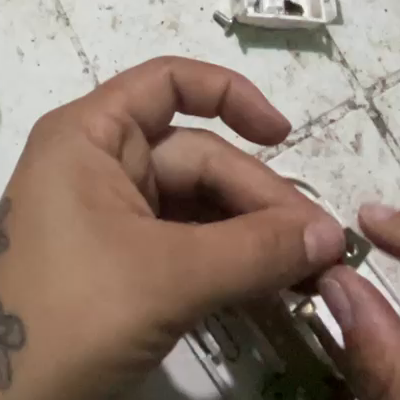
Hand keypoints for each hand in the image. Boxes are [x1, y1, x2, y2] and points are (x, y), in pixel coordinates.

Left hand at [0, 57, 346, 399]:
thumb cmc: (67, 316)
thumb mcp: (167, 278)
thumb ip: (254, 251)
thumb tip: (332, 234)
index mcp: (92, 134)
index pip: (169, 83)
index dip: (230, 95)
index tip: (284, 135)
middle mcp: (99, 160)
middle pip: (195, 154)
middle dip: (257, 196)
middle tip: (319, 248)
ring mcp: (108, 212)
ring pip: (195, 203)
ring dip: (248, 234)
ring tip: (305, 273)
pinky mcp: (118, 259)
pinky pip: (184, 242)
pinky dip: (225, 261)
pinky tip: (268, 288)